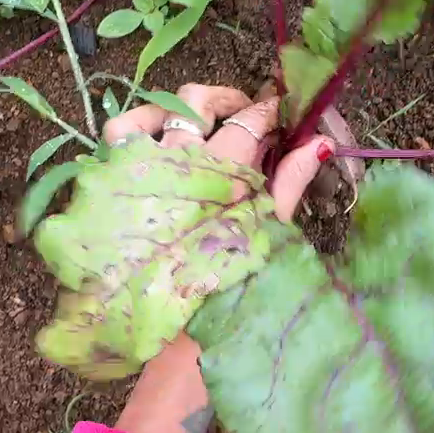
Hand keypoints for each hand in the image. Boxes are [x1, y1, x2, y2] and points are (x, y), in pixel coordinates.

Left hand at [107, 83, 331, 432]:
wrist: (174, 333)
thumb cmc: (230, 288)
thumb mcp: (269, 233)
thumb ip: (290, 183)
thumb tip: (319, 143)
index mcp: (225, 174)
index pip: (250, 121)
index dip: (269, 110)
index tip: (282, 111)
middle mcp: (181, 161)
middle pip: (202, 102)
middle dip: (230, 99)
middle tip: (249, 113)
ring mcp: (143, 169)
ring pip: (159, 109)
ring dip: (185, 105)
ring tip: (204, 118)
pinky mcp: (115, 184)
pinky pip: (116, 136)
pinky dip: (137, 125)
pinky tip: (155, 136)